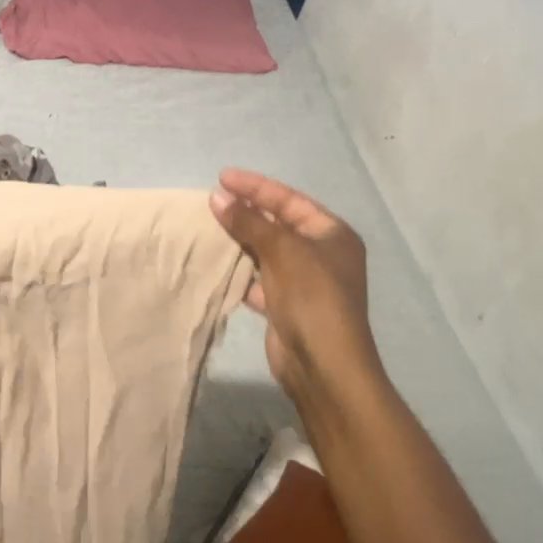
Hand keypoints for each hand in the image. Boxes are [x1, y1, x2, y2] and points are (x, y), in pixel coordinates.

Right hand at [210, 168, 379, 398]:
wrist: (323, 365)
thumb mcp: (281, 250)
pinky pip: (260, 278)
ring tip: (209, 226)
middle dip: (247, 212)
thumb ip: (248, 221)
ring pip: (267, 251)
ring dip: (241, 240)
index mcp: (332, 234)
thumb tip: (216, 197)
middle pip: (278, 223)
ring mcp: (305, 282)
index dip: (256, 186)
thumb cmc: (312, 296)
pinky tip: (218, 263)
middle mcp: (322, 254)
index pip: (289, 200)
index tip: (222, 177)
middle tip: (212, 200)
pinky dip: (241, 270)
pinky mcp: (287, 306)